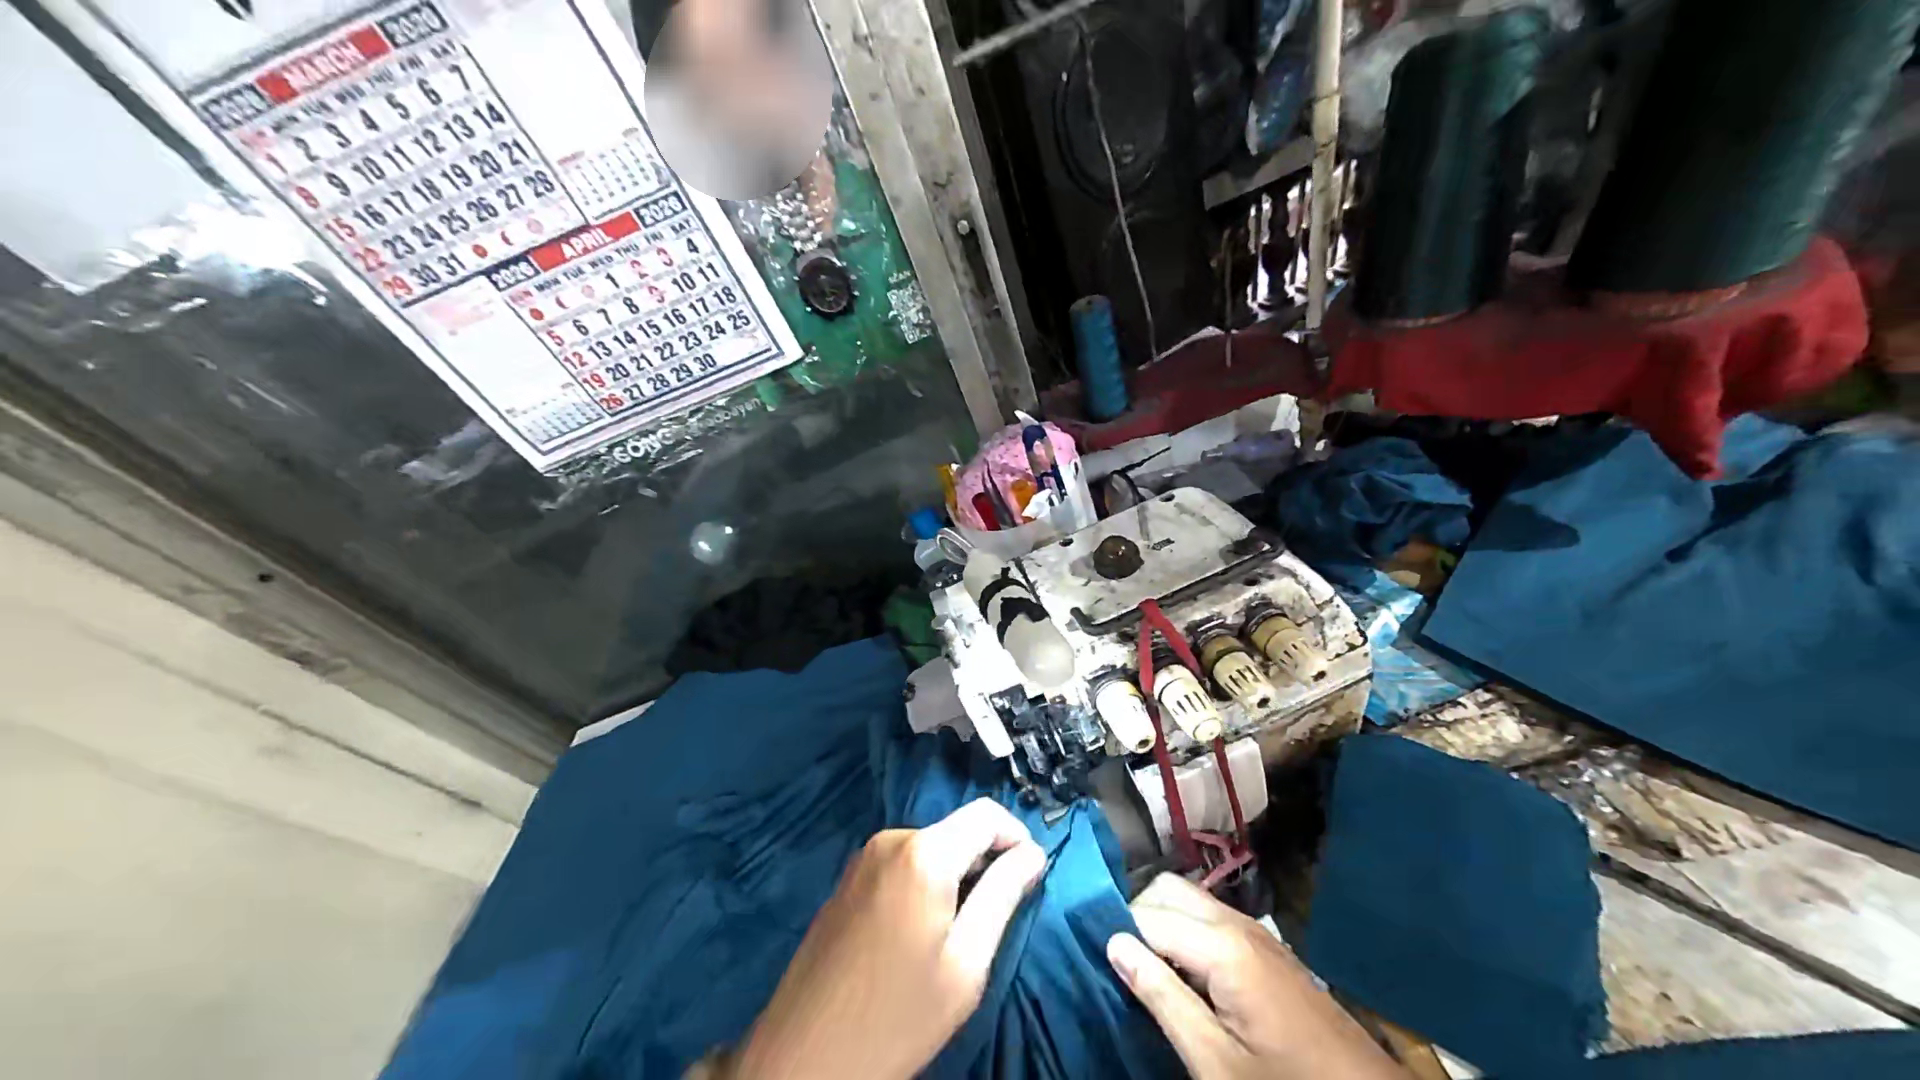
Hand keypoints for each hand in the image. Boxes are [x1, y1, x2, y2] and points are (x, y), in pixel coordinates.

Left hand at [728, 799, 1047, 1079]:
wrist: (804, 1053)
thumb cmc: (897, 1014)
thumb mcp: (967, 962)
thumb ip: (1003, 896)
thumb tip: (1032, 854)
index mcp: (923, 852)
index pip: (987, 814)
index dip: (1017, 838)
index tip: (1029, 878)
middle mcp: (890, 839)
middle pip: (957, 832)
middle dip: (984, 863)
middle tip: (991, 921)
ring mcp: (863, 857)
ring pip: (931, 849)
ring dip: (955, 877)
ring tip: (953, 937)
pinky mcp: (847, 879)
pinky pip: (902, 864)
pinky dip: (924, 884)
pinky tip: (917, 935)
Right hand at [1107, 874, 1408, 1079]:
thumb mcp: (1215, 1062)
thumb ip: (1161, 997)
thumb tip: (1113, 943)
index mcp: (1223, 946)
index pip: (1146, 915)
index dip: (1116, 933)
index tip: (1095, 958)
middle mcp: (1237, 923)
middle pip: (1166, 890)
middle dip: (1136, 915)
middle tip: (1121, 965)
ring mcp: (1256, 933)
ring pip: (1188, 899)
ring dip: (1161, 922)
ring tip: (1147, 971)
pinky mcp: (1267, 949)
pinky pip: (1210, 918)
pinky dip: (1185, 931)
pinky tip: (1183, 974)